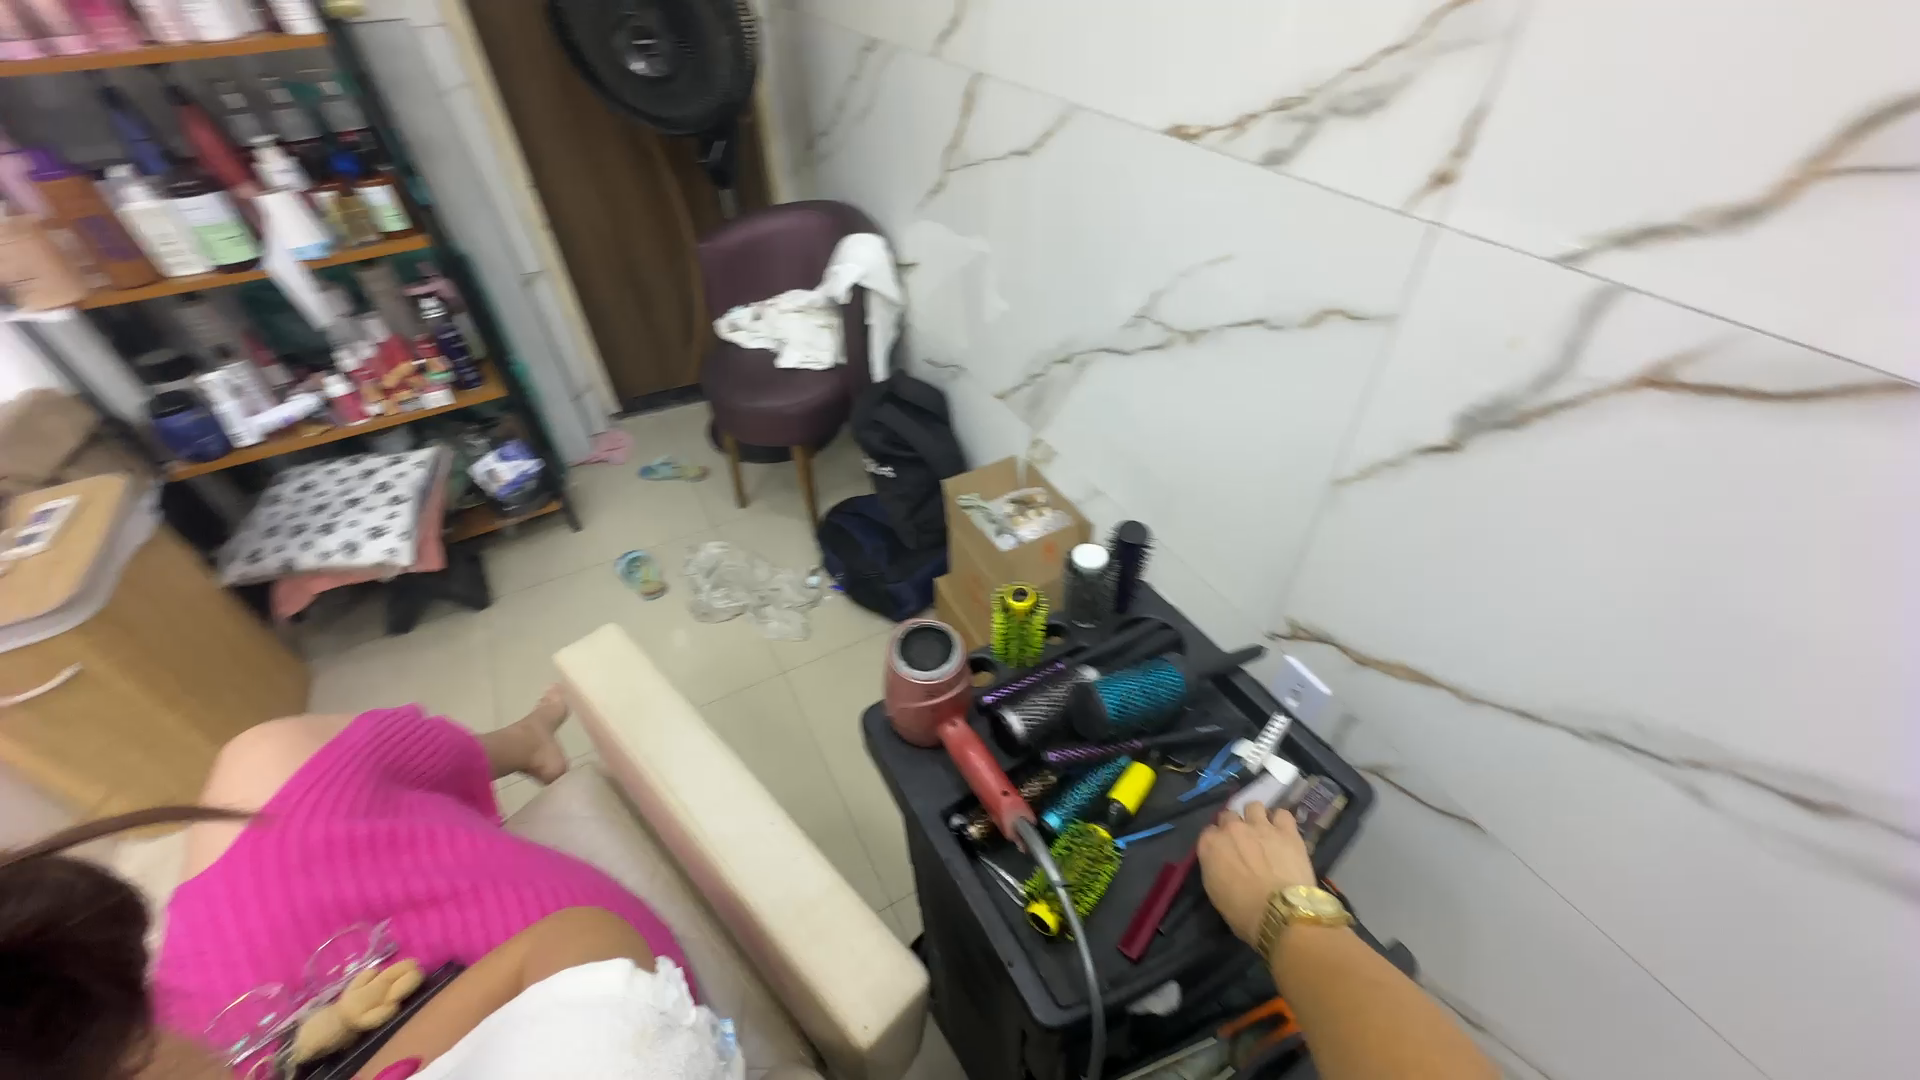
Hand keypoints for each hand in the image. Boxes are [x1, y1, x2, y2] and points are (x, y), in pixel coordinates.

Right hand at [1196, 802, 1316, 948]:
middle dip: (1234, 826)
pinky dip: (1281, 821)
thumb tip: (1220, 862)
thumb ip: (1214, 868)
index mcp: (1210, 844)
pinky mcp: (1286, 830)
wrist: (1282, 915)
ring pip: (1254, 806)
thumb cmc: (1244, 913)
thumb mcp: (1216, 893)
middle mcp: (1231, 828)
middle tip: (1244, 843)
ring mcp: (1260, 826)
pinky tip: (1284, 832)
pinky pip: (1282, 813)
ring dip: (1256, 817)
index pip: (1209, 832)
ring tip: (1264, 832)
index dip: (1218, 842)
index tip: (1225, 853)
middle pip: (1229, 815)